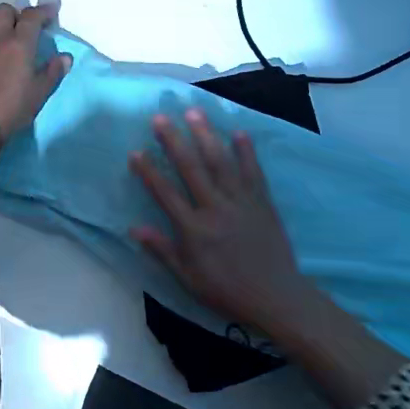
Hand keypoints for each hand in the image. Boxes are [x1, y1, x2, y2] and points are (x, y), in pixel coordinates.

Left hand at [0, 0, 68, 225]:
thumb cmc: (15, 107)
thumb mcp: (41, 91)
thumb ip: (54, 71)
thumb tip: (66, 57)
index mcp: (20, 44)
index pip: (32, 16)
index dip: (43, 9)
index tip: (52, 9)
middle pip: (3, 10)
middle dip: (15, 14)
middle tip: (23, 27)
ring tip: (0, 33)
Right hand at [129, 108, 409, 408]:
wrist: (275, 296)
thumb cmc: (226, 291)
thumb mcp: (188, 278)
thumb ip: (162, 250)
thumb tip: (134, 228)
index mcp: (194, 230)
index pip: (165, 194)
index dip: (149, 172)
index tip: (136, 151)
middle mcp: (215, 209)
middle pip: (191, 168)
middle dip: (174, 141)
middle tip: (160, 117)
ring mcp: (241, 202)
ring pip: (221, 162)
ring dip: (206, 135)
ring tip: (194, 112)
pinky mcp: (262, 202)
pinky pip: (253, 172)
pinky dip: (246, 152)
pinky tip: (239, 132)